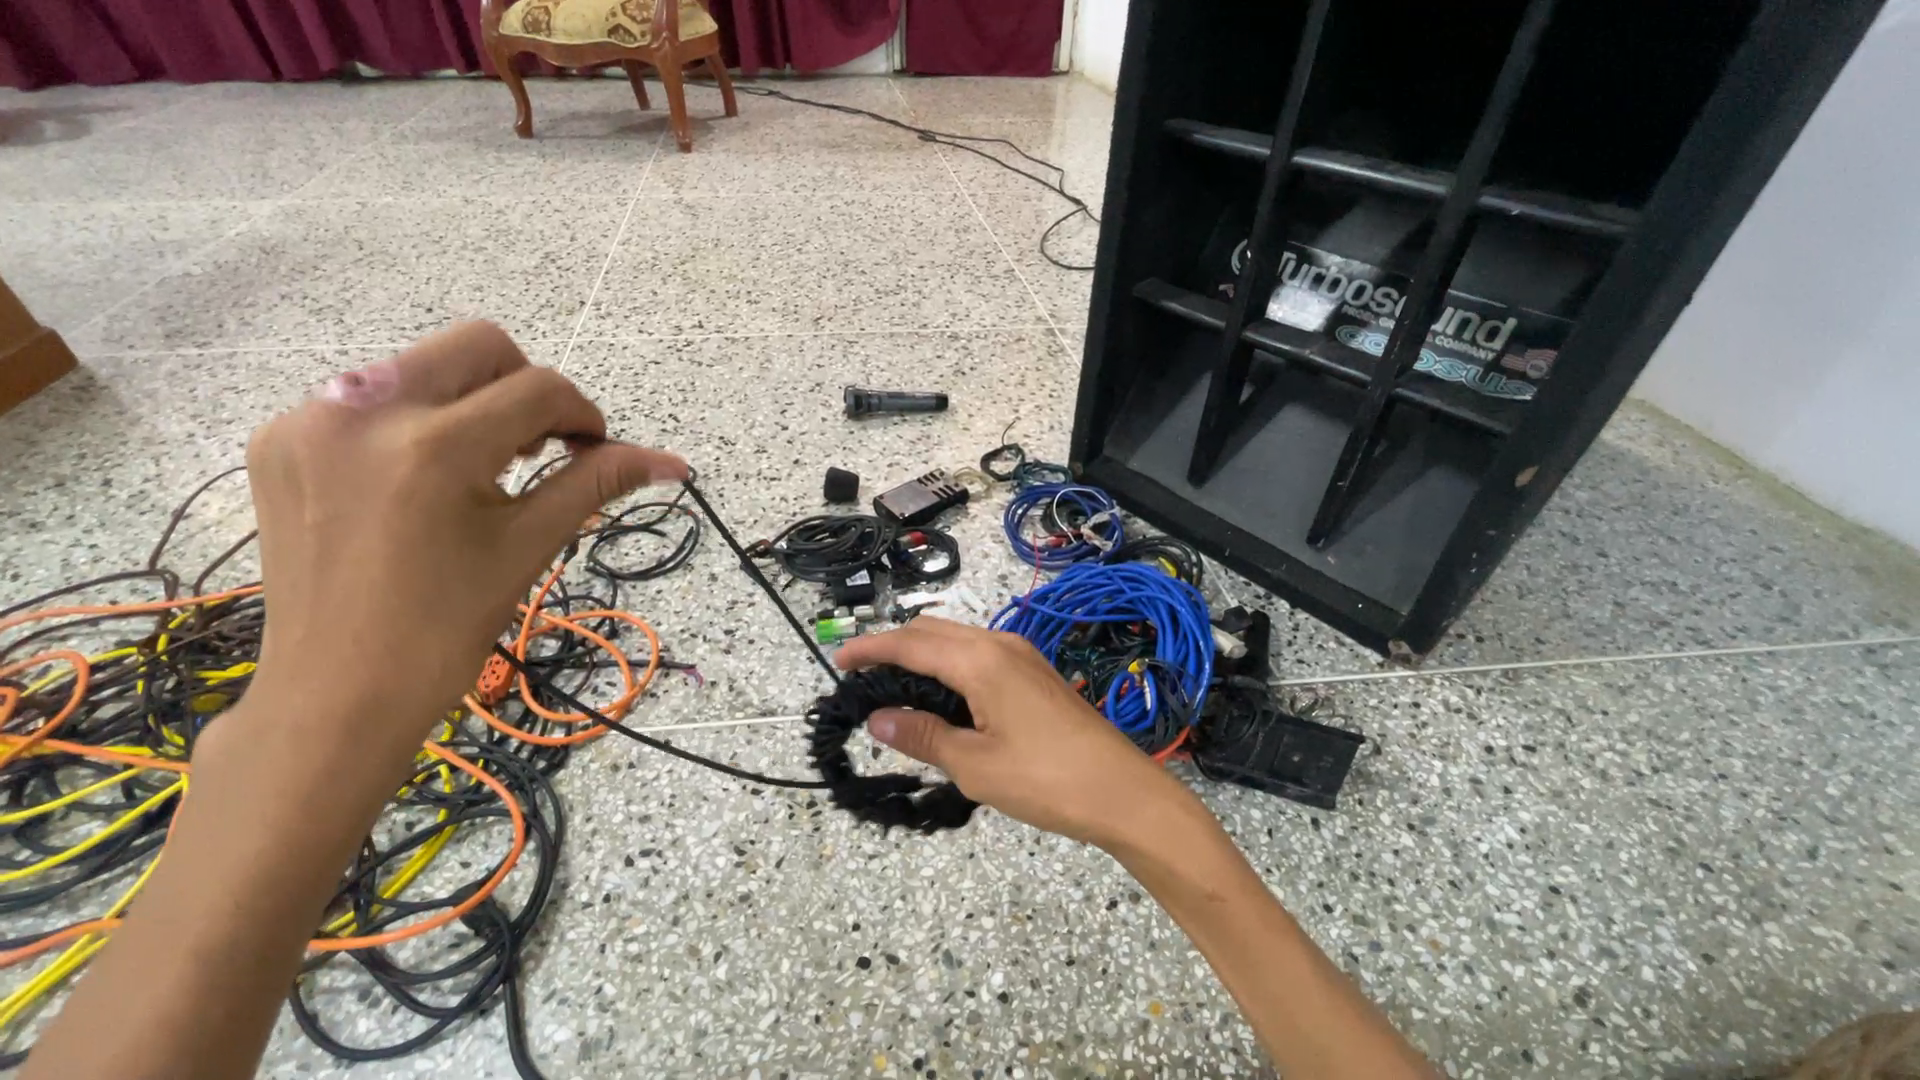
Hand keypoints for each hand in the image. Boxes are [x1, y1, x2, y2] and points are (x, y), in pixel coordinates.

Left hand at [236, 321, 685, 764]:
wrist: (336, 693)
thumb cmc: (447, 629)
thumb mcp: (530, 545)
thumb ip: (597, 481)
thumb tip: (673, 461)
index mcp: (434, 448)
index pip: (539, 389)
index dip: (583, 415)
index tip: (592, 451)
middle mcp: (363, 410)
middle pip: (479, 346)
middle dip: (526, 389)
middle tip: (536, 450)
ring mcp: (309, 420)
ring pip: (423, 365)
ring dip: (470, 401)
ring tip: (477, 469)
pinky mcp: (279, 437)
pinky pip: (369, 396)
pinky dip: (413, 423)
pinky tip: (418, 482)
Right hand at [833, 617, 1198, 848]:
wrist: (1122, 792)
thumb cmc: (1045, 779)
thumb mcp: (973, 764)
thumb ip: (922, 735)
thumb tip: (877, 718)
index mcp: (980, 661)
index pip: (910, 644)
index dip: (870, 648)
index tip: (837, 660)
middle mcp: (1000, 645)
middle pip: (933, 632)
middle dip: (893, 646)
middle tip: (860, 677)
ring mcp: (1023, 657)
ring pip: (957, 641)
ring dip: (922, 656)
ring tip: (893, 689)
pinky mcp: (1036, 675)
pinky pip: (979, 656)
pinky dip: (949, 666)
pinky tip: (941, 698)